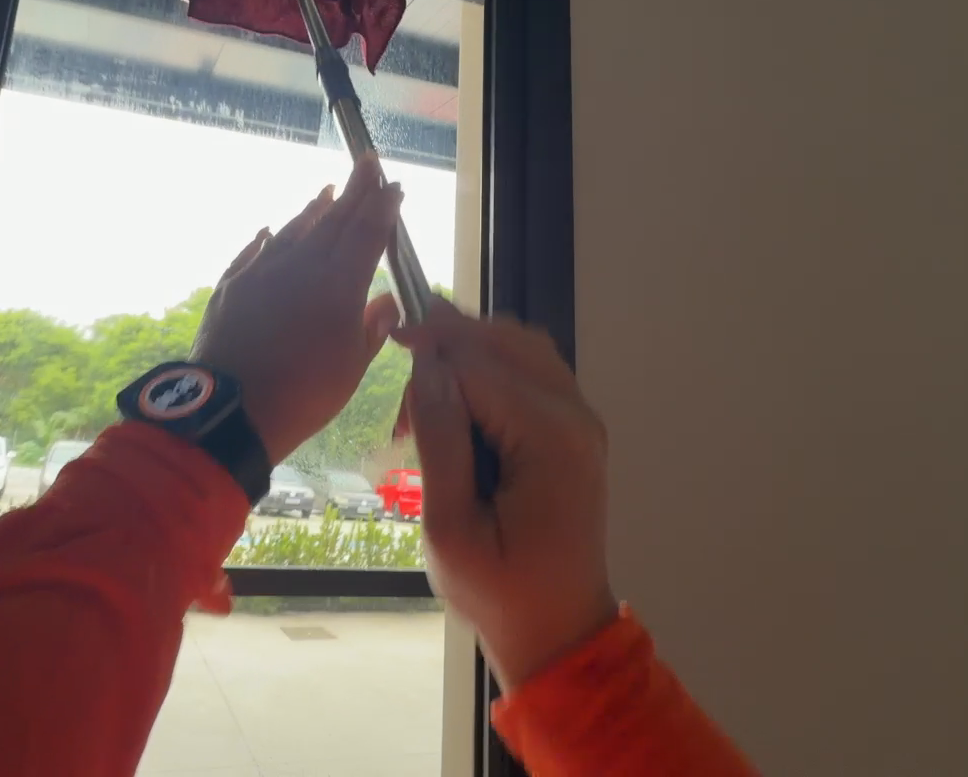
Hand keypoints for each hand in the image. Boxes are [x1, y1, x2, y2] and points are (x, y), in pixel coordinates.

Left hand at [193, 153, 404, 462]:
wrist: (232, 409)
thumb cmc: (305, 393)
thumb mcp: (353, 367)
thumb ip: (373, 327)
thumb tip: (389, 300)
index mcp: (339, 284)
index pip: (367, 233)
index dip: (382, 207)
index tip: (393, 186)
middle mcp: (302, 265)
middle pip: (333, 220)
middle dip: (354, 190)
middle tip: (366, 161)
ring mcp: (263, 271)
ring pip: (294, 229)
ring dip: (313, 209)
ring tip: (327, 192)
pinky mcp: (233, 284)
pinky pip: (254, 252)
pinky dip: (267, 239)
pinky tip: (270, 231)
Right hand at [396, 301, 618, 689]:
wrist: (558, 628)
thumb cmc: (498, 592)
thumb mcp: (450, 529)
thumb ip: (439, 441)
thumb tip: (425, 364)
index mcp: (550, 439)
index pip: (477, 365)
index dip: (428, 350)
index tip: (387, 359)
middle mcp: (575, 414)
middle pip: (502, 340)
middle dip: (447, 343)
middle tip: (403, 382)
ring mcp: (580, 416)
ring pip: (518, 343)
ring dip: (468, 348)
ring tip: (427, 386)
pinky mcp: (573, 424)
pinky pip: (530, 365)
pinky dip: (490, 362)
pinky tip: (459, 392)